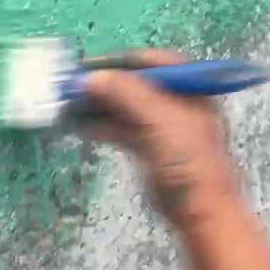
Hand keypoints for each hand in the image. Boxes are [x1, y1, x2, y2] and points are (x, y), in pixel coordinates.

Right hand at [81, 51, 243, 225]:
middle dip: (105, 84)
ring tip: (72, 105)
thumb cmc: (187, 160)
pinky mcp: (149, 149)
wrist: (198, 208)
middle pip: (136, 85)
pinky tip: (81, 124)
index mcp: (189, 89)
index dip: (121, 61)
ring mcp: (162, 127)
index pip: (153, 62)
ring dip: (99, 105)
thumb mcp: (159, 119)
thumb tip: (91, 77)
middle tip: (74, 86)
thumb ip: (127, 93)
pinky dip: (102, 125)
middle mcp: (176, 103)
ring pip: (126, 108)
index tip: (89, 65)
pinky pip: (122, 129)